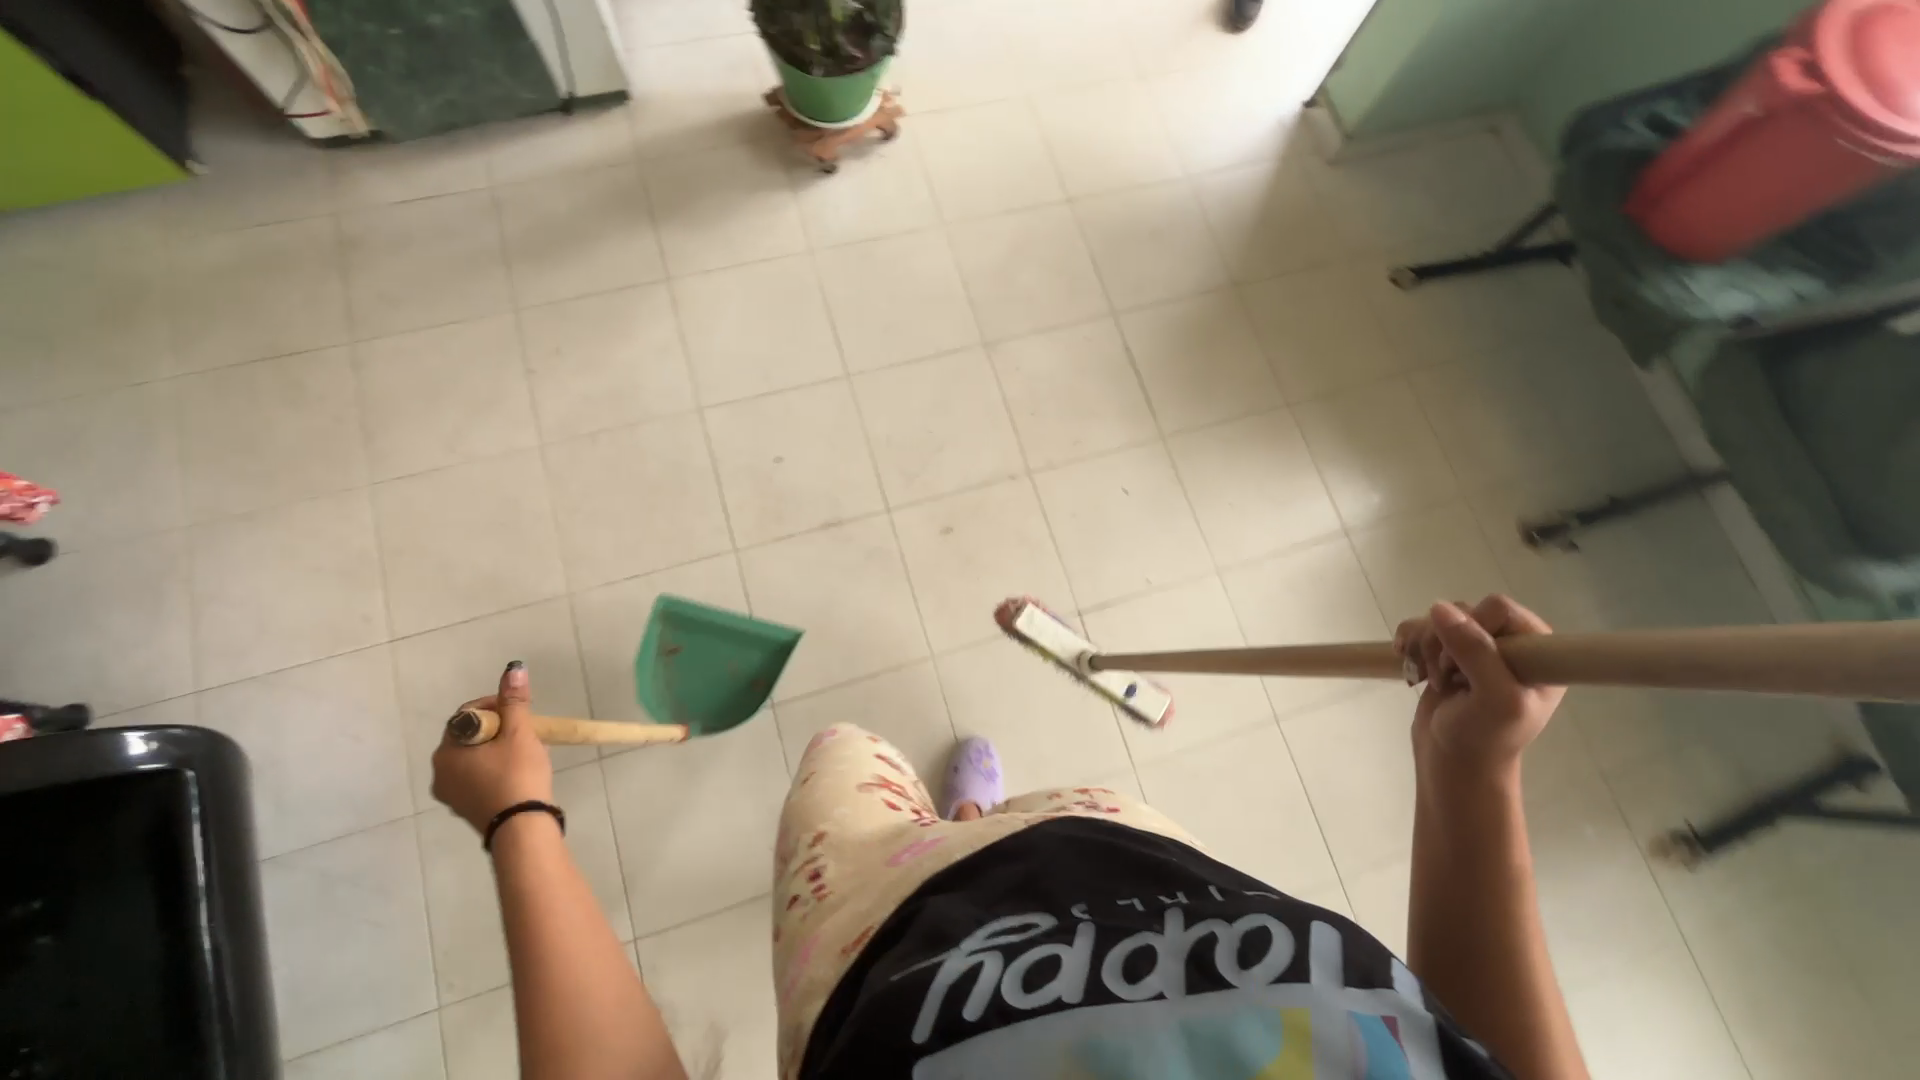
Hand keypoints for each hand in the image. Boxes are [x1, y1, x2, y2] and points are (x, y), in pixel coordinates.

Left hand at [432, 661, 553, 834]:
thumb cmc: (517, 775)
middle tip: (524, 731)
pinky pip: (476, 778)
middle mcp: (439, 772)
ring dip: (495, 749)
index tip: (519, 710)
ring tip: (523, 752)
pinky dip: (493, 770)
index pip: (467, 715)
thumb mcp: (520, 734)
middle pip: (469, 736)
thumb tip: (514, 668)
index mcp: (446, 751)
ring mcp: (450, 794)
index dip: (495, 706)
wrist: (521, 827)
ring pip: (472, 759)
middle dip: (497, 728)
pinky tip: (515, 774)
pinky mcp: (465, 808)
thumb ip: (515, 701)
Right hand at [1393, 596, 1564, 780]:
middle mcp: (1508, 643)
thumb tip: (1439, 608)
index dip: (1474, 629)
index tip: (1466, 665)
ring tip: (1430, 677)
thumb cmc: (1485, 737)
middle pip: (1462, 611)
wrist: (1454, 764)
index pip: (1499, 609)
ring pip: (1437, 618)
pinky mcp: (1444, 654)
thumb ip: (1475, 651)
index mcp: (1536, 650)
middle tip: (1446, 675)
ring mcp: (1474, 648)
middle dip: (1443, 641)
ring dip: (1424, 646)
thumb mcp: (1494, 699)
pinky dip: (1408, 645)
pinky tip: (1411, 668)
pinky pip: (1418, 628)